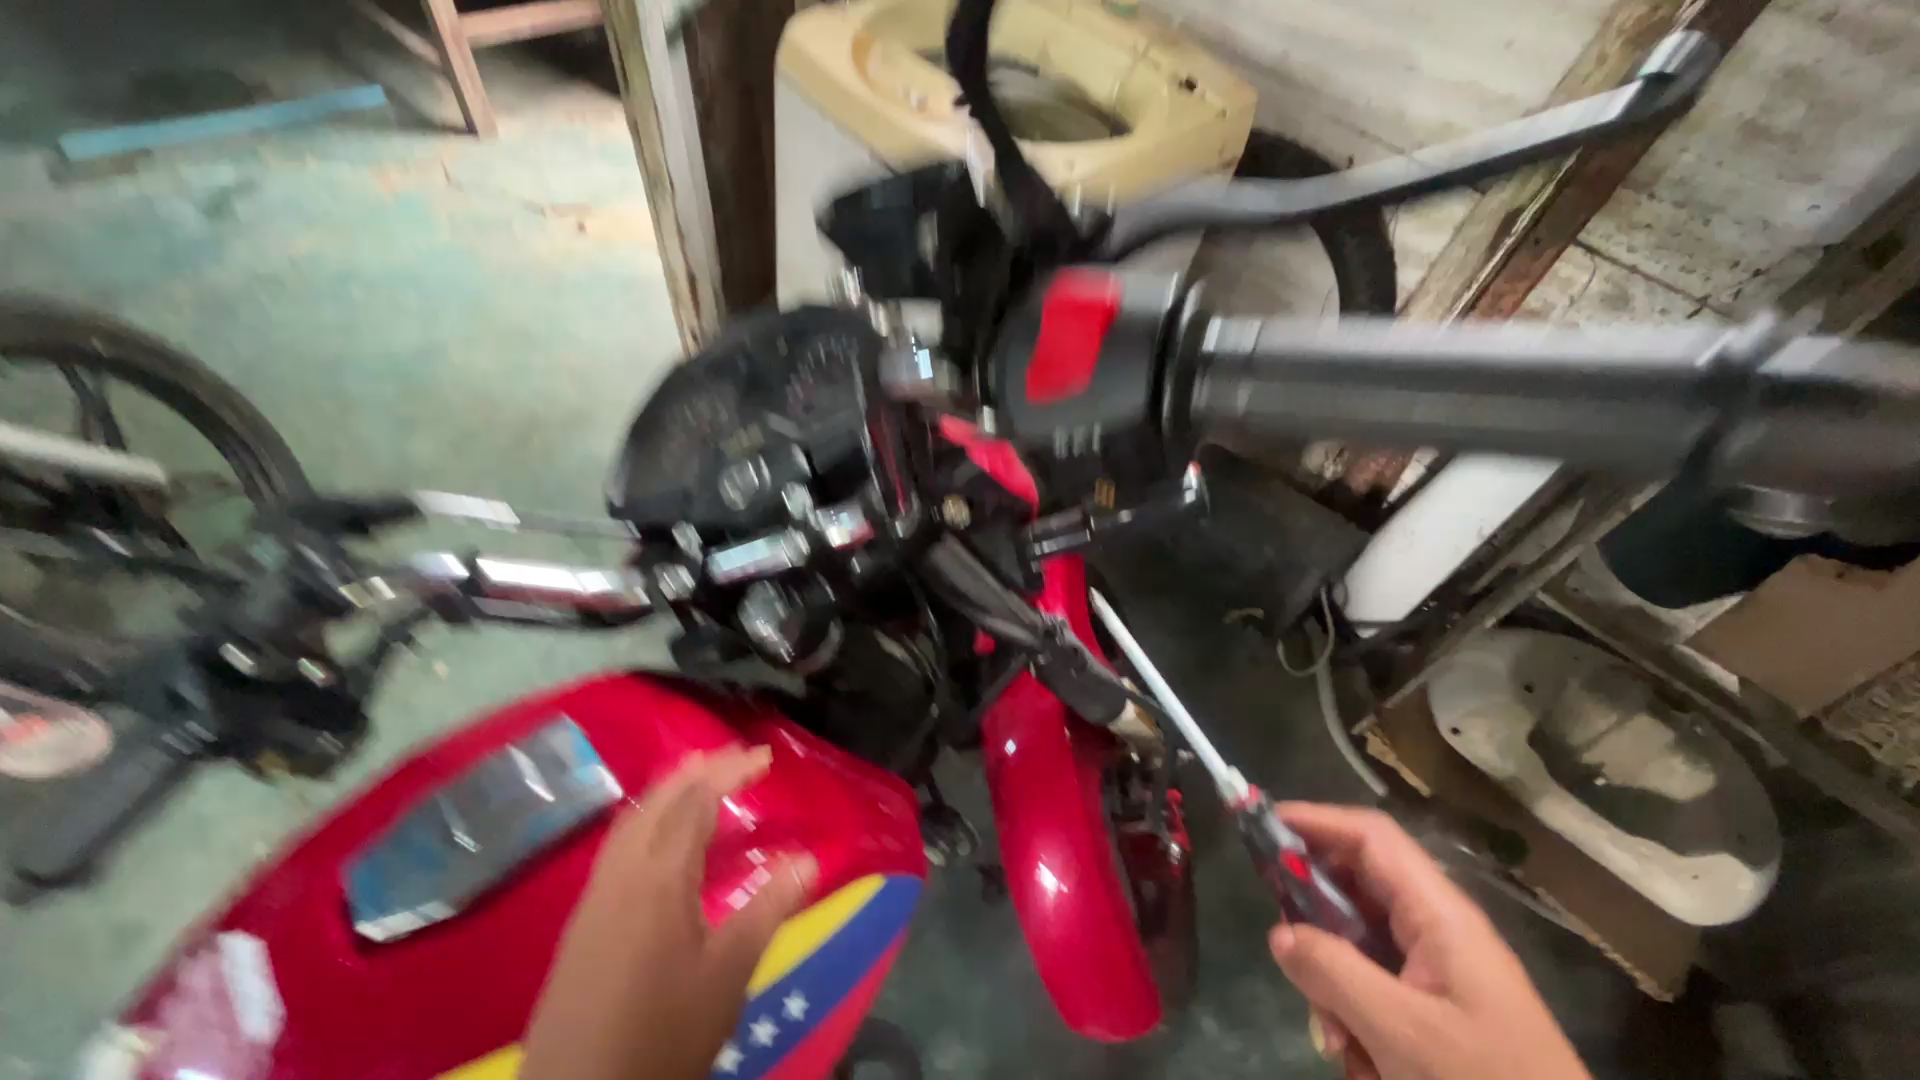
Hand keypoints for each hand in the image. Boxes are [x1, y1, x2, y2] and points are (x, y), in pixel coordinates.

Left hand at [522, 747, 817, 1079]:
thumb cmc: (664, 1032)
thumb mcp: (729, 973)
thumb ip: (768, 908)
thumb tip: (809, 858)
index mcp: (659, 878)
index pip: (696, 801)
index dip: (730, 771)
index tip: (765, 756)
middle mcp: (622, 872)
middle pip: (658, 799)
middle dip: (698, 770)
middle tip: (737, 758)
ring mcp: (596, 895)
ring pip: (632, 819)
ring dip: (669, 791)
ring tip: (703, 782)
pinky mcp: (583, 920)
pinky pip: (619, 844)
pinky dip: (649, 820)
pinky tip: (664, 841)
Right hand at [1266, 803, 1590, 1079]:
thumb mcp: (1401, 1032)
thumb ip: (1333, 974)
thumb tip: (1279, 933)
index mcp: (1439, 914)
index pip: (1371, 837)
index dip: (1316, 821)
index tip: (1262, 825)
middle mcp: (1438, 927)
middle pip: (1355, 888)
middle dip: (1314, 919)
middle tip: (1284, 947)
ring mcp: (1439, 967)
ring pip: (1358, 943)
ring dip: (1333, 983)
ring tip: (1337, 1038)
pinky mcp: (1438, 1004)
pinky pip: (1374, 983)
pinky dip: (1354, 1012)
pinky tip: (1359, 1057)